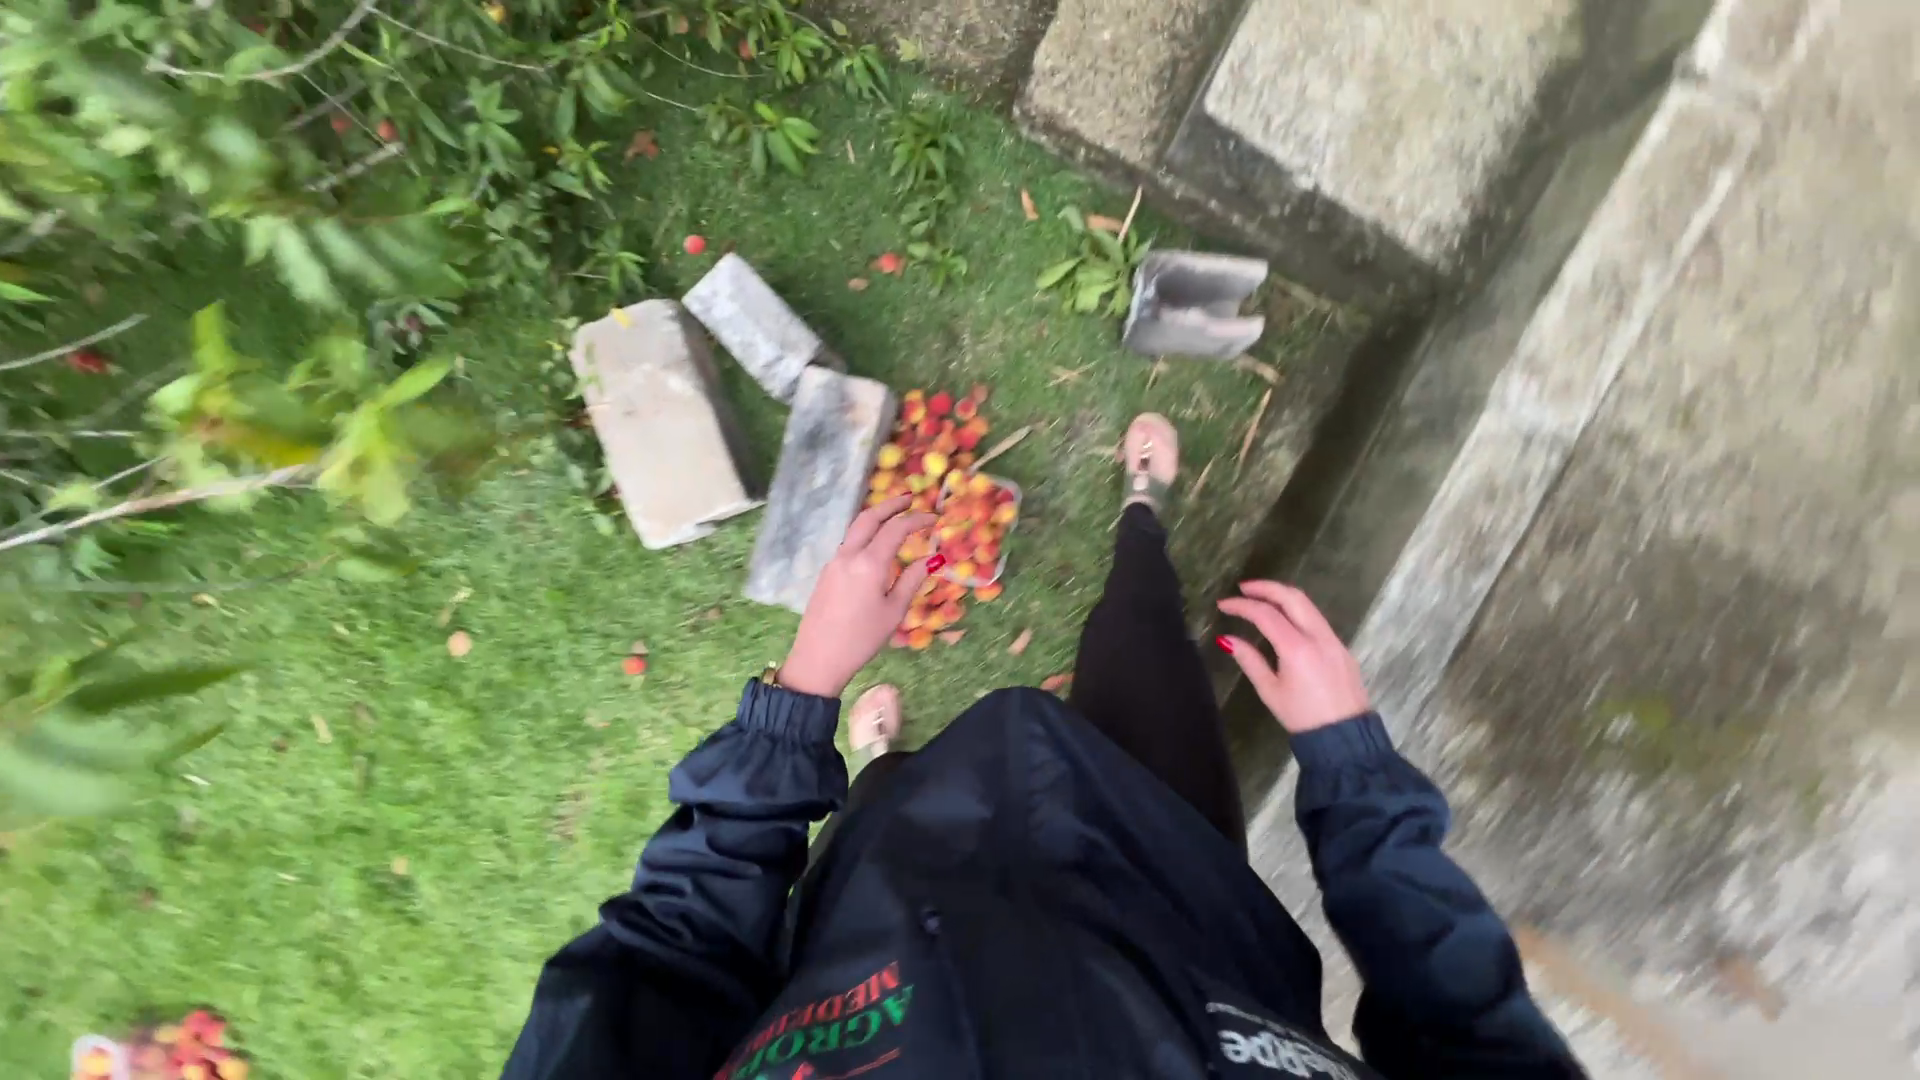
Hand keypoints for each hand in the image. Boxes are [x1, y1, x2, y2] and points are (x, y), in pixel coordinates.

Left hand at [777, 495, 937, 698]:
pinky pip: (849, 544)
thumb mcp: (894, 611)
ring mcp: (834, 562)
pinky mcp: (826, 573)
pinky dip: (865, 535)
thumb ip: (912, 580)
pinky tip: (875, 545)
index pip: (896, 529)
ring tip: (893, 517)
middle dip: (891, 505)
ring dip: (875, 517)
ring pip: (856, 529)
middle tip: (910, 499)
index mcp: (870, 563)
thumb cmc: (862, 638)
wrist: (818, 658)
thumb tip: (931, 558)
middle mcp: (849, 555)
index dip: (917, 520)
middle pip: (870, 517)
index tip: (934, 519)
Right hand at [1216, 581, 1370, 734]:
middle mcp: (1318, 637)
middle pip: (1292, 597)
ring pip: (1308, 605)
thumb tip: (1227, 639)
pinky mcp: (1341, 647)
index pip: (1265, 614)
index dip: (1241, 605)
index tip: (1223, 604)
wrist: (1345, 737)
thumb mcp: (1269, 690)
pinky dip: (1296, 610)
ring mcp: (1334, 640)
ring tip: (1260, 598)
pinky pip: (1316, 619)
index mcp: (1297, 648)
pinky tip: (1283, 618)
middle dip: (1265, 587)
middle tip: (1243, 588)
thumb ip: (1249, 660)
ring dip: (1282, 596)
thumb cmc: (1302, 716)